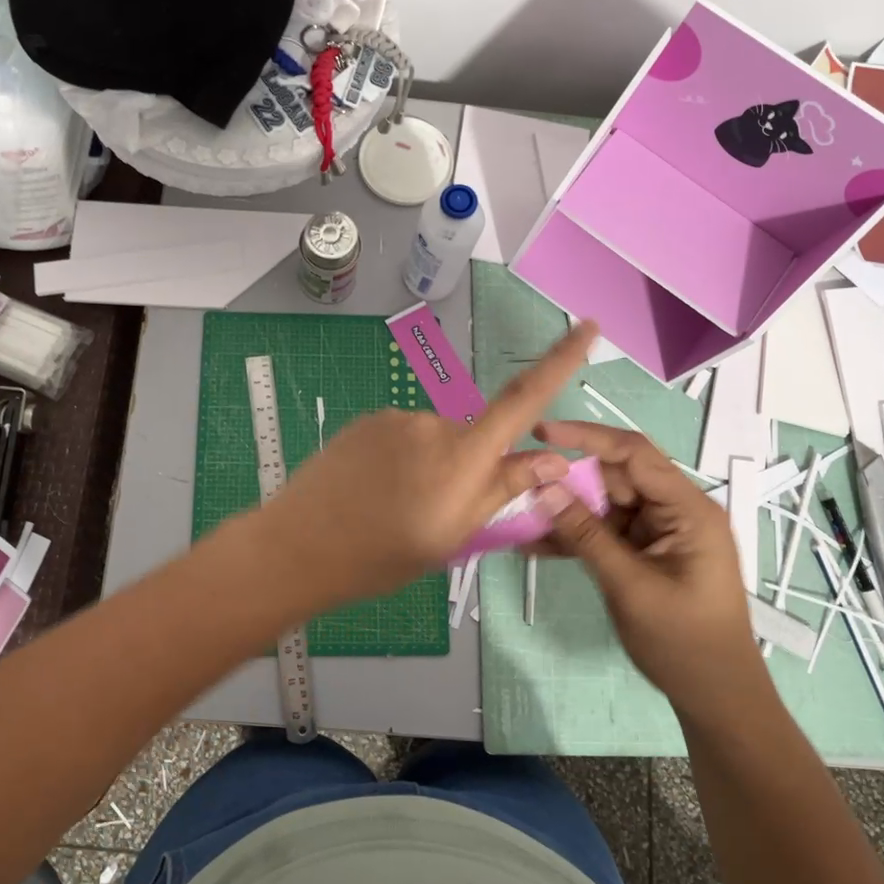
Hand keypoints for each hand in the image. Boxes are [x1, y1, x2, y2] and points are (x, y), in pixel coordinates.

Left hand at [251, 322, 597, 609]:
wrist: (297, 545)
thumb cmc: (381, 556)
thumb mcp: (453, 536)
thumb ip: (502, 491)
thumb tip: (554, 460)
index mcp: (462, 456)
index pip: (523, 401)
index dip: (559, 362)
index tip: (586, 327)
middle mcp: (432, 423)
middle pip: (472, 436)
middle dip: (468, 467)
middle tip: (435, 514)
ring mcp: (395, 418)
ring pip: (435, 439)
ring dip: (431, 466)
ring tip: (395, 509)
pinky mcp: (367, 421)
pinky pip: (403, 436)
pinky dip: (401, 461)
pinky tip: (373, 492)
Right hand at [529, 421, 768, 722]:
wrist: (716, 696)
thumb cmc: (684, 643)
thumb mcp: (631, 587)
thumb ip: (587, 536)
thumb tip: (544, 490)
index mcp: (689, 510)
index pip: (634, 455)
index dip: (588, 438)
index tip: (543, 432)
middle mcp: (677, 511)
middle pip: (616, 477)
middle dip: (569, 478)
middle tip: (522, 483)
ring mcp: (661, 532)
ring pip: (605, 504)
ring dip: (566, 511)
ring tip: (521, 517)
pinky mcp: (646, 553)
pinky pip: (606, 532)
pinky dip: (575, 538)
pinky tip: (536, 546)